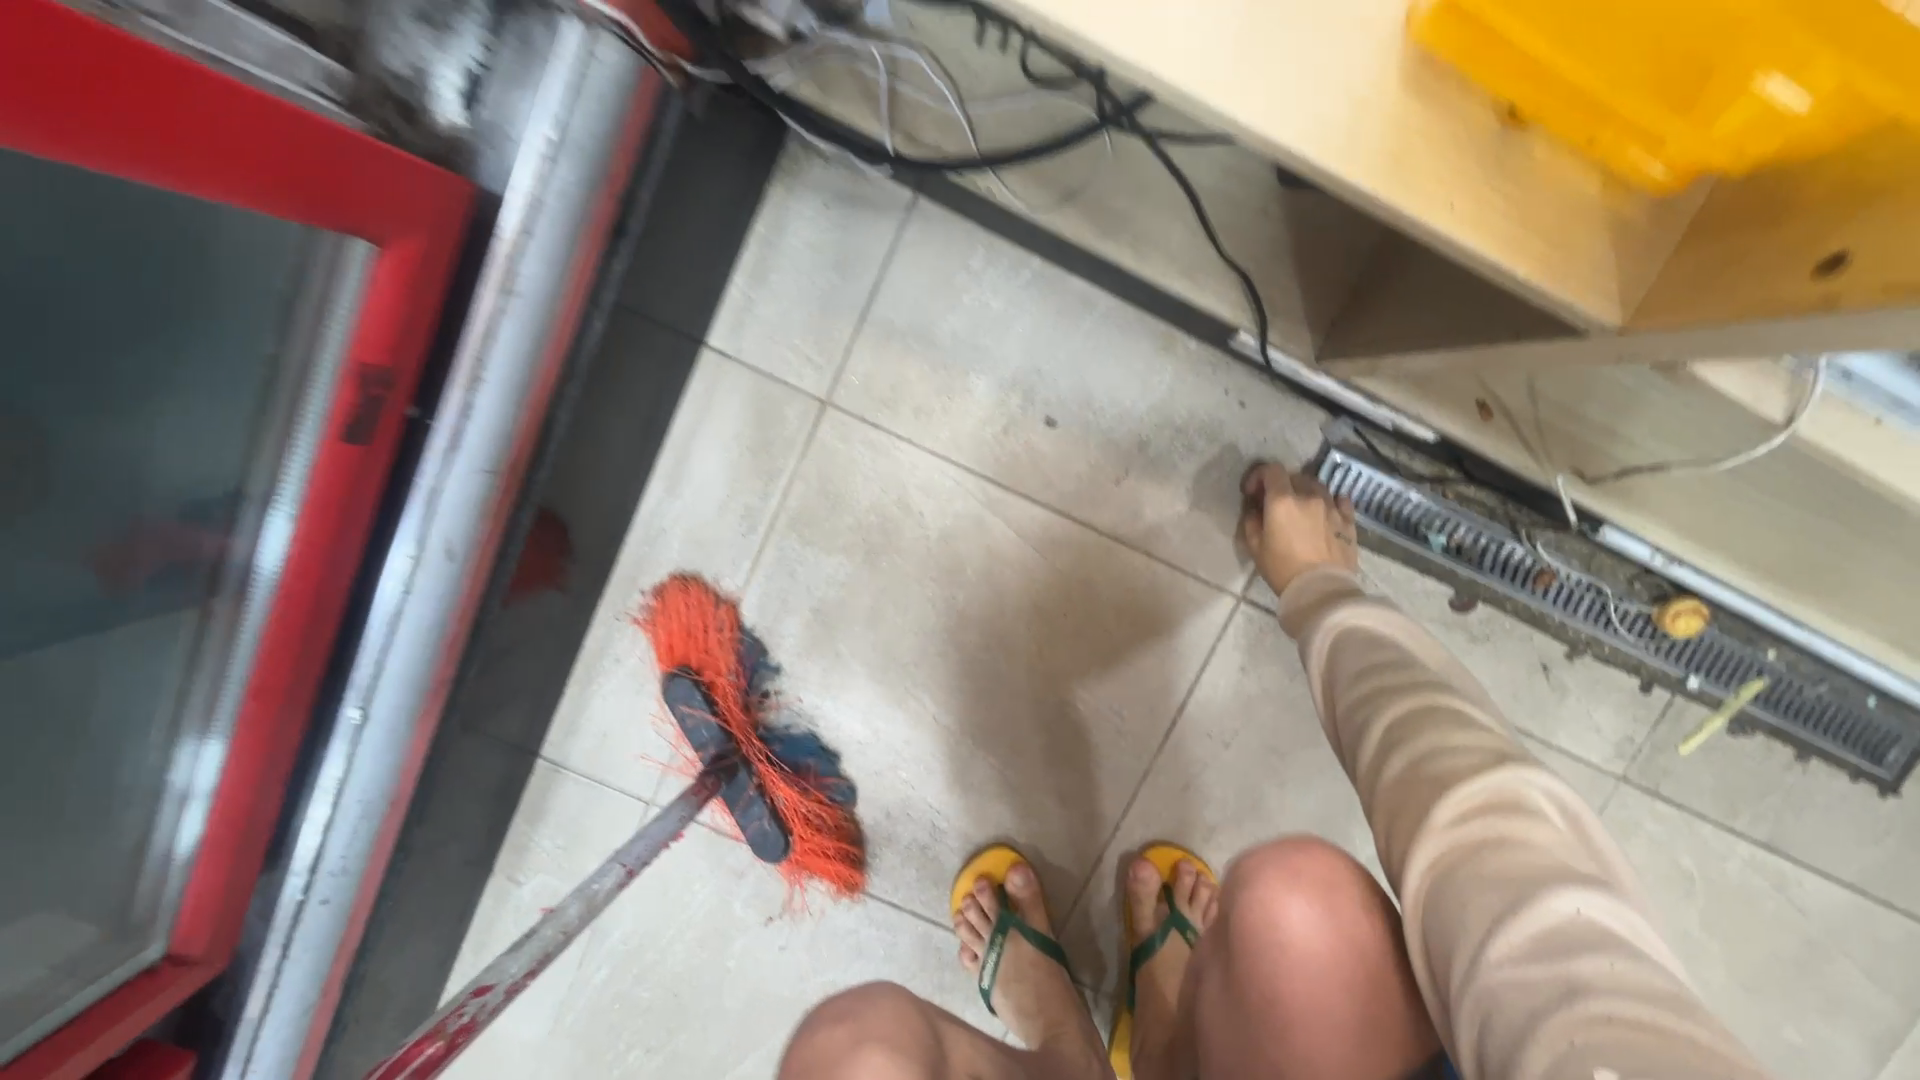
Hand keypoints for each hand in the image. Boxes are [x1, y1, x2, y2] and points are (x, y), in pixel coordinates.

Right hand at [1240, 463, 1358, 595]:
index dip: (1259, 476)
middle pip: (1295, 476)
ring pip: (1318, 486)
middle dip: (1282, 485)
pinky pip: (1341, 501)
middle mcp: (1309, 497)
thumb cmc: (1282, 569)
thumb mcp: (1255, 547)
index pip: (1271, 470)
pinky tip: (1326, 511)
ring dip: (1305, 492)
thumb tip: (1255, 510)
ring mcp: (1332, 507)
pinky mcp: (1349, 521)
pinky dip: (1330, 501)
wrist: (1321, 590)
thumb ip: (1252, 522)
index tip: (1253, 493)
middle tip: (1275, 503)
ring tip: (1301, 508)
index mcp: (1282, 501)